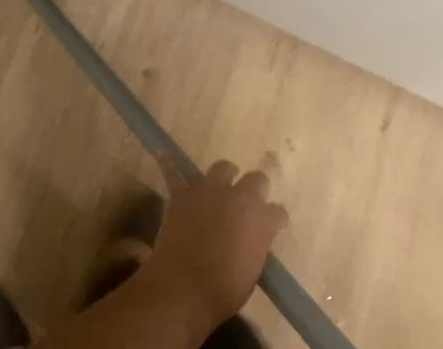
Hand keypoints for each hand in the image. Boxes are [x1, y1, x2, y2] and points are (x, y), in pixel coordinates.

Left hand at [141, 154, 288, 329]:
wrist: (186, 285)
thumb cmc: (226, 288)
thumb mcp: (253, 268)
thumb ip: (255, 244)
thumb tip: (251, 238)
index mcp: (262, 220)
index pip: (278, 212)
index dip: (275, 218)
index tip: (272, 224)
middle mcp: (239, 198)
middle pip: (256, 180)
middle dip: (255, 187)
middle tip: (249, 199)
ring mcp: (209, 191)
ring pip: (221, 168)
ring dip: (224, 175)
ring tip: (221, 181)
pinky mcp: (182, 193)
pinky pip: (173, 172)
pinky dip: (168, 163)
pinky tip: (163, 154)